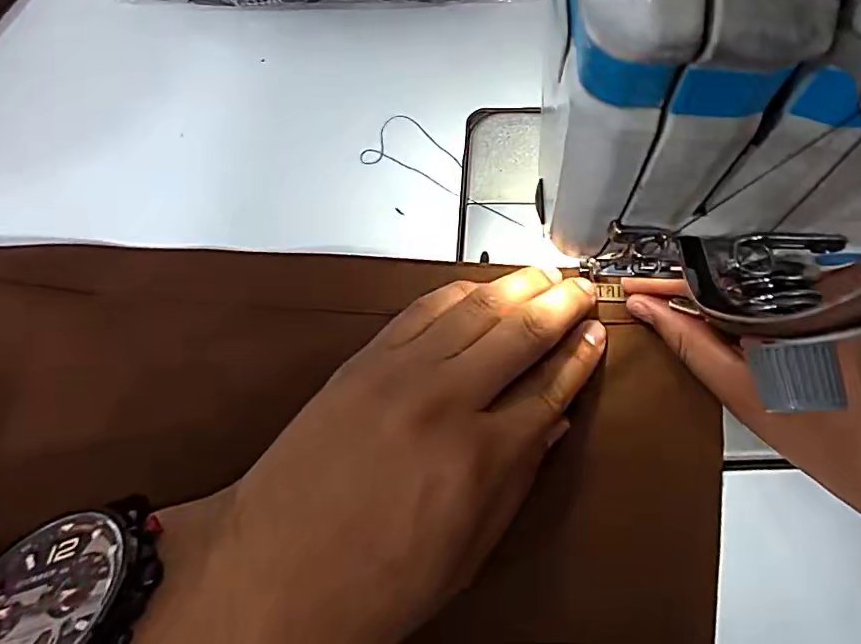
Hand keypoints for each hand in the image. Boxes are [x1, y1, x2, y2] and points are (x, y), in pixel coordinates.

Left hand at [210, 267, 606, 643]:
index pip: (549, 388)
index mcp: (476, 461)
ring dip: (519, 286)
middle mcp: (444, 404)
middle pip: (523, 333)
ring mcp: (401, 374)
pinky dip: (461, 291)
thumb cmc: (365, 583)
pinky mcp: (366, 360)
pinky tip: (481, 287)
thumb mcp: (464, 554)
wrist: (265, 576)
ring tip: (544, 276)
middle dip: (562, 305)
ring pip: (478, 308)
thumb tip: (551, 426)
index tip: (595, 337)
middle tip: (581, 290)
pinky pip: (424, 308)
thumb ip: (517, 481)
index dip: (579, 358)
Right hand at [623, 282, 860, 538]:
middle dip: (697, 292)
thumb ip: (694, 346)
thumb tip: (649, 309)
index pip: (708, 279)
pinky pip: (795, 284)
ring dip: (735, 300)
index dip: (664, 283)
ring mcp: (844, 277)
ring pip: (764, 279)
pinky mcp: (860, 283)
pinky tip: (765, 337)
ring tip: (721, 337)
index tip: (635, 285)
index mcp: (788, 303)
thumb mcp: (753, 401)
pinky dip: (771, 304)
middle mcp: (819, 277)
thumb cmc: (854, 450)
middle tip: (665, 313)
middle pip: (735, 273)